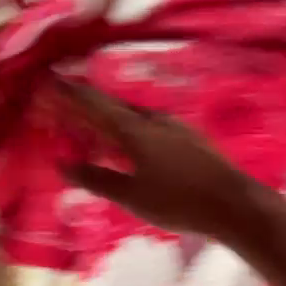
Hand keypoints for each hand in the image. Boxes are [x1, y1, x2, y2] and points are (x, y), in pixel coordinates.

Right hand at [56, 79, 269, 243]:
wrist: (234, 205)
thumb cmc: (178, 201)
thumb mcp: (130, 196)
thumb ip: (97, 178)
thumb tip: (62, 164)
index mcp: (135, 129)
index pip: (95, 104)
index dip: (71, 93)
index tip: (51, 81)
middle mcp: (154, 120)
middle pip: (115, 106)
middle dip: (90, 104)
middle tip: (69, 103)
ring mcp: (176, 128)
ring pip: (135, 116)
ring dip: (113, 118)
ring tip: (98, 126)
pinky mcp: (191, 140)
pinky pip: (151, 127)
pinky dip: (132, 130)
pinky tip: (134, 144)